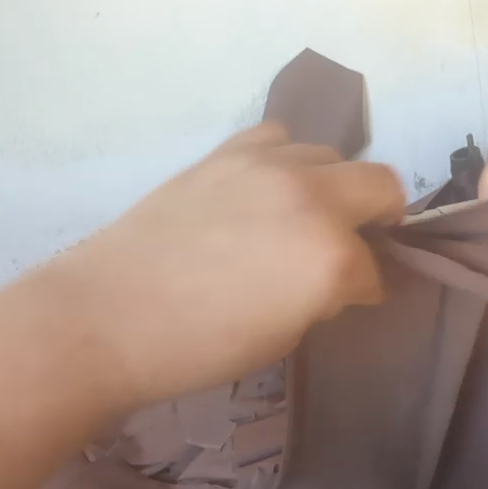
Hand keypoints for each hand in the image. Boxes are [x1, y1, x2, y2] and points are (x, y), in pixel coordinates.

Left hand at [44, 123, 404, 405]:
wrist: (107, 317)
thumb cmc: (197, 349)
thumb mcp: (280, 339)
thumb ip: (319, 298)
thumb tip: (330, 280)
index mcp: (331, 258)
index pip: (373, 269)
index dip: (366, 288)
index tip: (352, 299)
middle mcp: (311, 198)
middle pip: (380, 184)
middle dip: (379, 217)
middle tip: (355, 244)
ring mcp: (266, 167)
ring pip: (329, 154)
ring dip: (331, 185)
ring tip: (304, 215)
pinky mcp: (223, 154)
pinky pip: (276, 139)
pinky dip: (284, 162)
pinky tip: (264, 189)